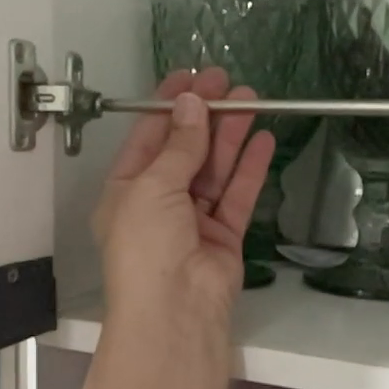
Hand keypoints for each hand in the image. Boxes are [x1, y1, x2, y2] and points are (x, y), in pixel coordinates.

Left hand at [93, 68, 275, 335]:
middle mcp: (156, 205)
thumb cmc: (146, 248)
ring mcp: (192, 222)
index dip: (169, 106)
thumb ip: (178, 145)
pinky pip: (237, 195)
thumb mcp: (151, 186)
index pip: (148, 139)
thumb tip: (191, 104)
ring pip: (214, 169)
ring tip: (252, 99)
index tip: (192, 76)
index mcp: (125, 192)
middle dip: (205, 116)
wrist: (175, 311)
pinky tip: (263, 138)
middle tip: (229, 82)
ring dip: (230, 135)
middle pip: (184, 151)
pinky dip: (250, 168)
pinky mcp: (223, 237)